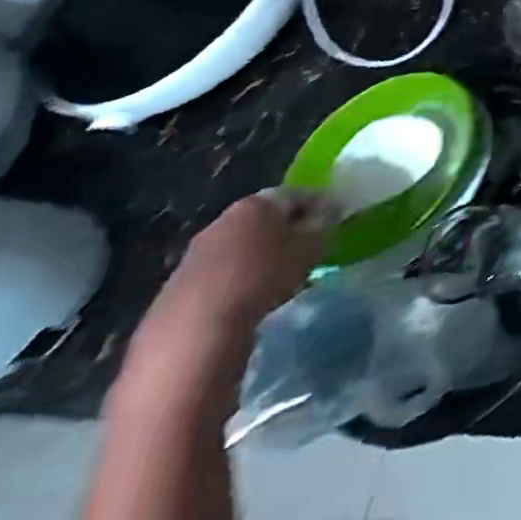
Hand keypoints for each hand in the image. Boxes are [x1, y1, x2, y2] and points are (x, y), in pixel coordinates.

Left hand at [151, 188, 338, 334]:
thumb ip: (323, 229)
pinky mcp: (184, 281)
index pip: (296, 194)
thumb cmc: (262, 276)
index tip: (336, 218)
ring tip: (283, 276)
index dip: (320, 204)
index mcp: (257, 203)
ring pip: (244, 244)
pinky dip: (243, 277)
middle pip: (267, 217)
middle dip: (289, 229)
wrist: (196, 326)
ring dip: (264, 254)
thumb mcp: (308, 251)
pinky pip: (226, 270)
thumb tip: (331, 214)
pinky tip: (253, 297)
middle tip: (310, 247)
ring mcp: (201, 248)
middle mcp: (226, 217)